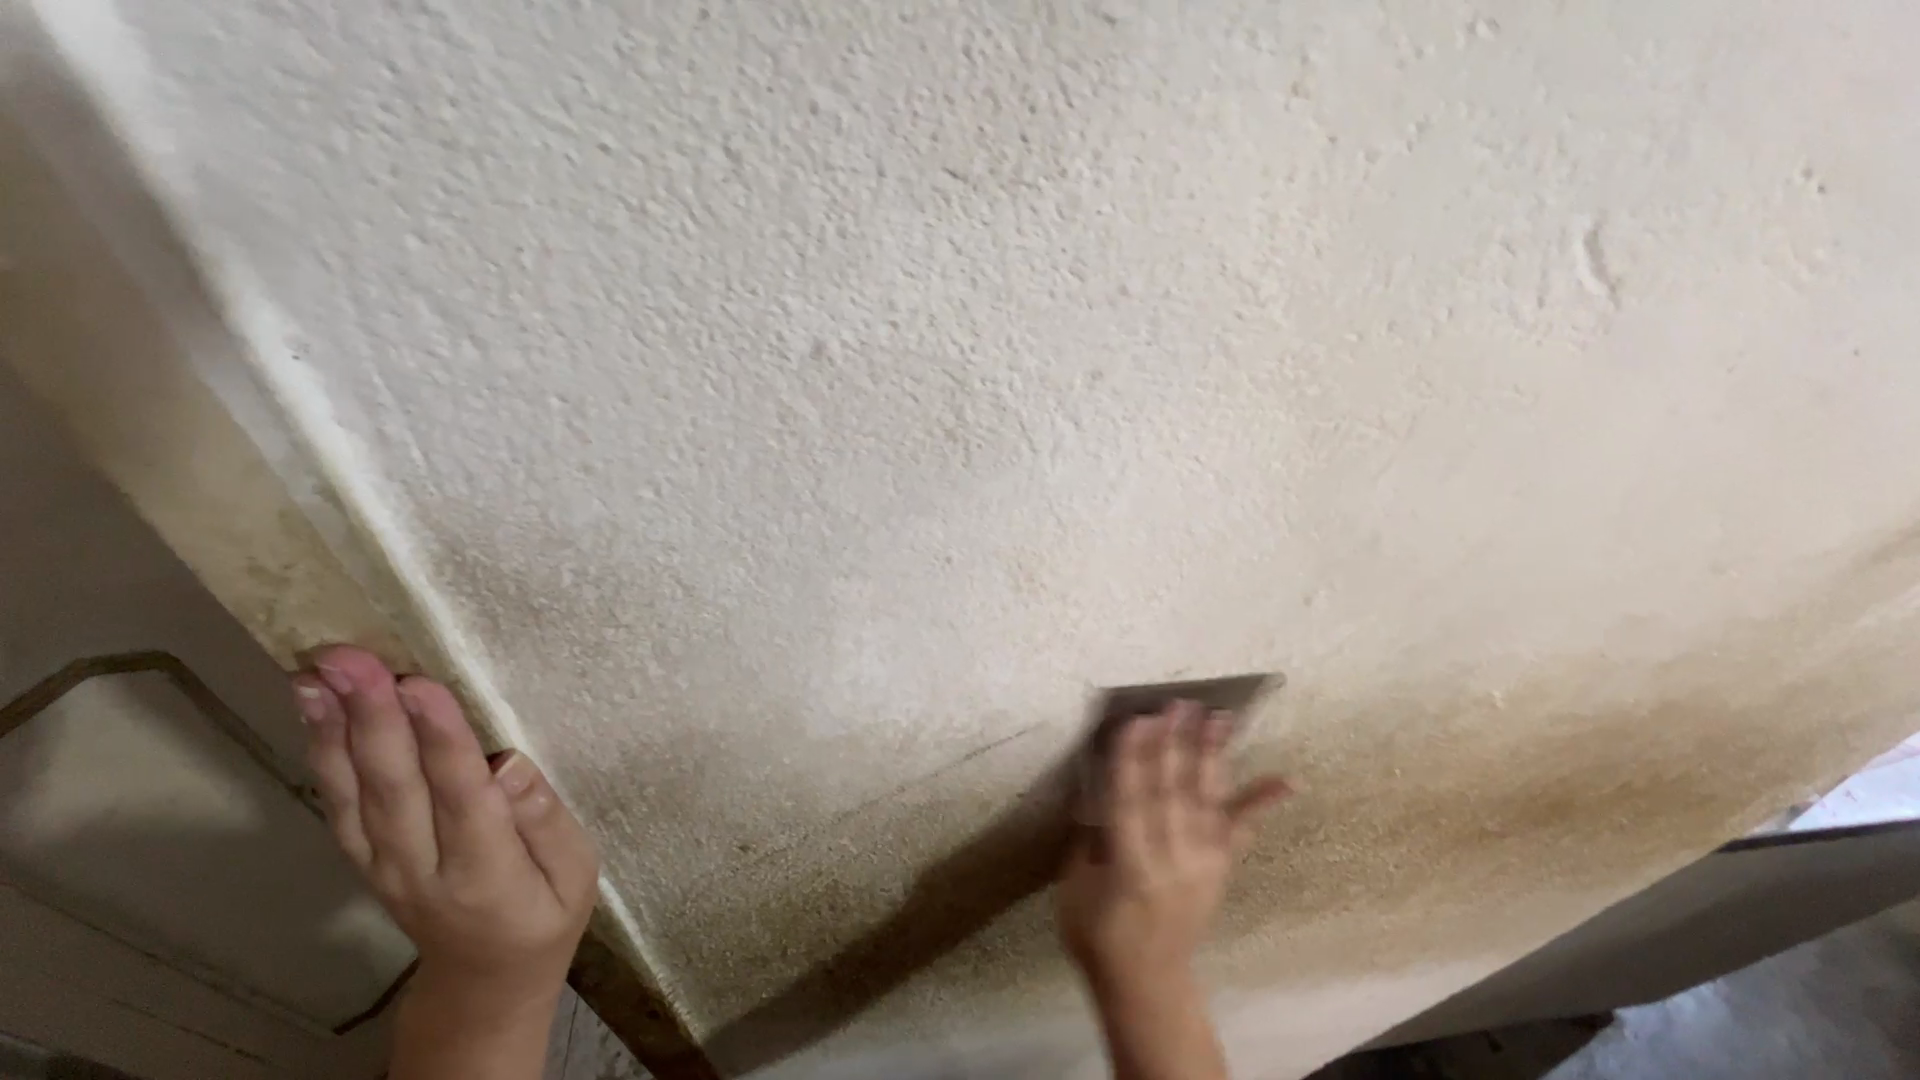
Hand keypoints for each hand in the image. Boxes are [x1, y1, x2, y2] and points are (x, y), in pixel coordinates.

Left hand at [292, 645, 598, 1021]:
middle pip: (394, 787)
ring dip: (333, 728)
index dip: (440, 740)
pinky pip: (339, 803)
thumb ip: (547, 821)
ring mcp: (383, 865)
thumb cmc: (545, 916)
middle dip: (372, 717)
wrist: (482, 981)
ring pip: (353, 793)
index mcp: (485, 873)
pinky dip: (324, 753)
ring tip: (315, 673)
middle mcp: (421, 868)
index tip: (420, 686)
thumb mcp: (576, 875)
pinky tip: (316, 710)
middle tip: (352, 659)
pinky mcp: (366, 858)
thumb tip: (511, 764)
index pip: (461, 797)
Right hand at [1055, 699, 1289, 991]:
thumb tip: (1098, 789)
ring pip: (1206, 801)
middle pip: (1172, 793)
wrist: (1147, 983)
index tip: (1137, 719)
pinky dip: (1261, 802)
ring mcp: (1202, 865)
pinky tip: (1285, 779)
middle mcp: (1172, 862)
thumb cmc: (1098, 935)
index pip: (1130, 800)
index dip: (1133, 758)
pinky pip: (1241, 830)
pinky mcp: (1221, 869)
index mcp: (1130, 868)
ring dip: (1212, 755)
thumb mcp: (1075, 889)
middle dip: (1173, 745)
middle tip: (1177, 704)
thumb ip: (1090, 838)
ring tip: (1218, 716)